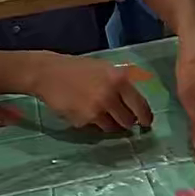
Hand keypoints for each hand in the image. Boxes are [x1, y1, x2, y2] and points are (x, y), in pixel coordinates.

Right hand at [28, 52, 153, 132]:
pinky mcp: (83, 120)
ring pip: (112, 128)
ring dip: (110, 124)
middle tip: (122, 118)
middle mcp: (110, 96)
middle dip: (126, 122)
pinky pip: (94, 127)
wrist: (48, 73)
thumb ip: (121, 83)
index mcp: (119, 80)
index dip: (146, 117)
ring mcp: (96, 110)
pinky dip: (92, 122)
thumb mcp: (104, 68)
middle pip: (128, 121)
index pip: (140, 106)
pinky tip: (83, 109)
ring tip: (99, 112)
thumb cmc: (77, 68)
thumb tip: (136, 103)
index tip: (146, 123)